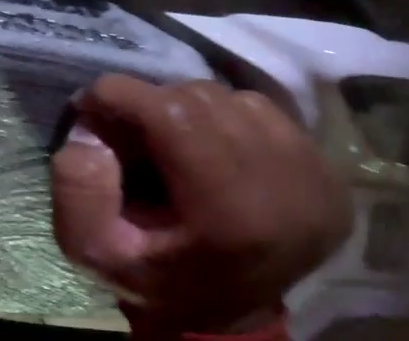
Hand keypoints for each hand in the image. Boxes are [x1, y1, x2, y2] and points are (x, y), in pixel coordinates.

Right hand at [50, 75, 353, 335]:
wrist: (221, 313)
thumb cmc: (149, 276)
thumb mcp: (89, 245)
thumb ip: (77, 190)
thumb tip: (90, 134)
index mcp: (231, 215)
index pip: (174, 113)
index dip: (119, 95)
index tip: (91, 110)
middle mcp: (288, 193)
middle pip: (202, 99)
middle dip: (150, 102)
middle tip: (128, 131)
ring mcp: (319, 185)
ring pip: (234, 99)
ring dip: (188, 107)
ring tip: (169, 139)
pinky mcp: (331, 180)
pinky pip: (266, 113)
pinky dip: (226, 115)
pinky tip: (210, 145)